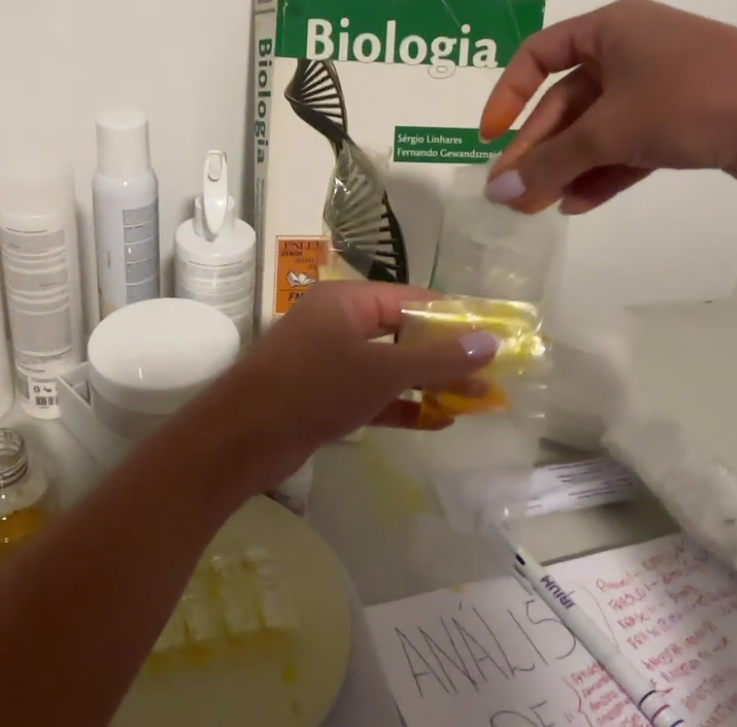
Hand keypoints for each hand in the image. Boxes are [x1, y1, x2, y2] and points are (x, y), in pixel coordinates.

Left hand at [185, 281, 499, 493]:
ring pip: (389, 367)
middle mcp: (336, 324)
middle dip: (445, 354)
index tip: (494, 336)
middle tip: (492, 374)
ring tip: (478, 401)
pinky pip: (372, 395)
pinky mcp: (324, 397)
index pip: (410, 298)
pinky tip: (439, 422)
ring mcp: (328, 362)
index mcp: (345, 300)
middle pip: (401, 332)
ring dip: (429, 383)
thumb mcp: (381, 370)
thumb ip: (436, 357)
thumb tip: (489, 342)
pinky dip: (402, 406)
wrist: (242, 438)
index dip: (453, 317)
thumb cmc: (312, 388)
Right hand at [478, 0, 736, 214]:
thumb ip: (548, 163)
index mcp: (611, 29)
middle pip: (565, 102)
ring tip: (536, 208)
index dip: (506, 96)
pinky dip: (602, 173)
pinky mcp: (685, 121)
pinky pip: (628, 146)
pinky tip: (578, 204)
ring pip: (596, 129)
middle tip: (509, 193)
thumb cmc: (697, 100)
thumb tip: (494, 193)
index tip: (490, 137)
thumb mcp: (611, 130)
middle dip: (537, 150)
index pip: (536, 56)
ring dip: (565, 168)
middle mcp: (632, 51)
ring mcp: (660, 87)